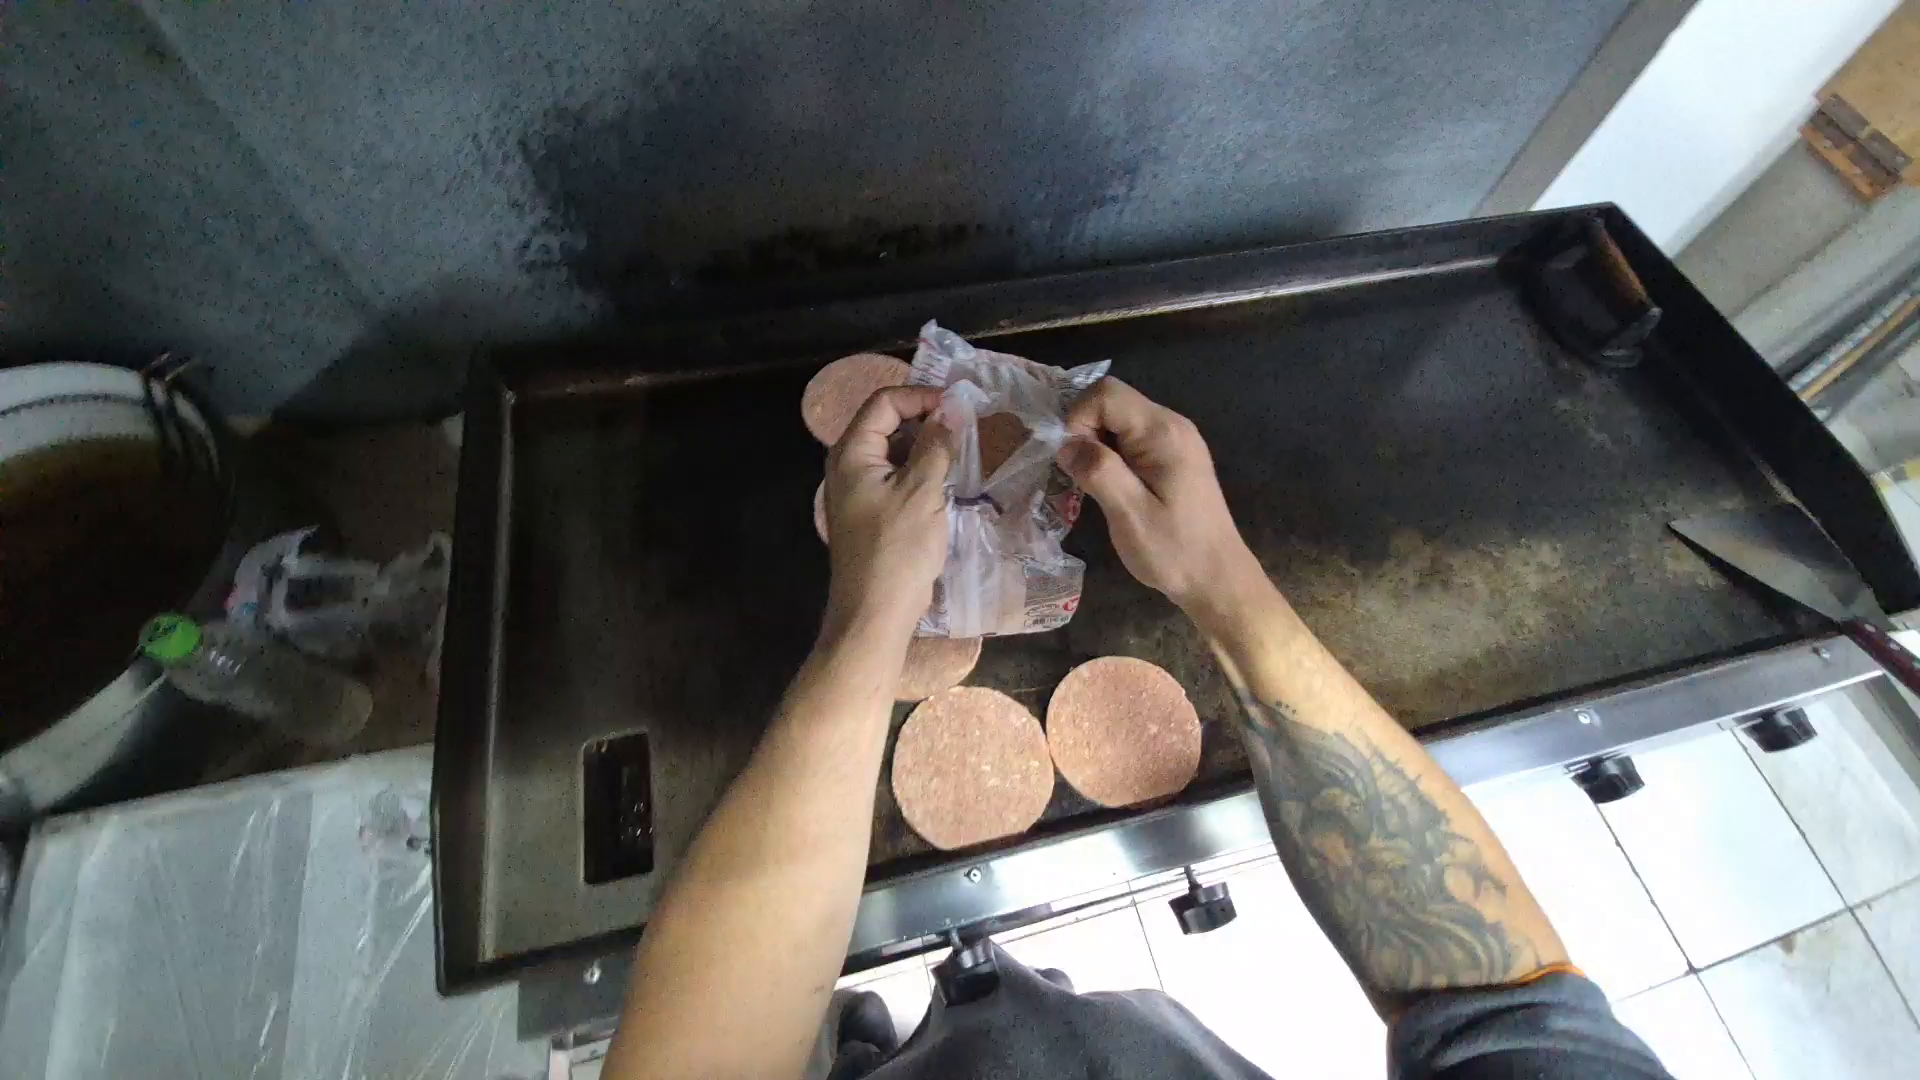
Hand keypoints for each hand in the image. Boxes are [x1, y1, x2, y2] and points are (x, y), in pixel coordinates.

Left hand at [823, 386, 953, 637]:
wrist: (874, 613)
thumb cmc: (897, 548)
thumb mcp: (922, 490)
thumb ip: (936, 444)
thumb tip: (953, 408)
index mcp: (852, 453)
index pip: (884, 402)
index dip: (922, 397)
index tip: (959, 408)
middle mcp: (848, 467)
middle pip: (886, 425)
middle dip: (926, 421)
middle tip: (966, 429)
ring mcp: (857, 492)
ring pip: (894, 454)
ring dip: (926, 449)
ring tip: (963, 454)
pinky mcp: (870, 515)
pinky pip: (896, 480)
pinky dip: (920, 474)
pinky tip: (947, 483)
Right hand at [1057, 377, 1268, 621]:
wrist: (1216, 579)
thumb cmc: (1174, 551)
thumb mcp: (1130, 514)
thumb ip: (1099, 471)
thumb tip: (1066, 444)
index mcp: (1163, 433)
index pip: (1106, 393)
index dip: (1078, 418)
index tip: (1072, 459)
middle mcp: (1171, 425)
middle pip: (1111, 402)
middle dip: (1084, 431)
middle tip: (1080, 476)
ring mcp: (1173, 440)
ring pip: (1117, 420)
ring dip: (1095, 446)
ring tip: (1093, 485)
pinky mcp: (1170, 457)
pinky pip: (1129, 439)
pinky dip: (1110, 455)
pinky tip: (1110, 488)